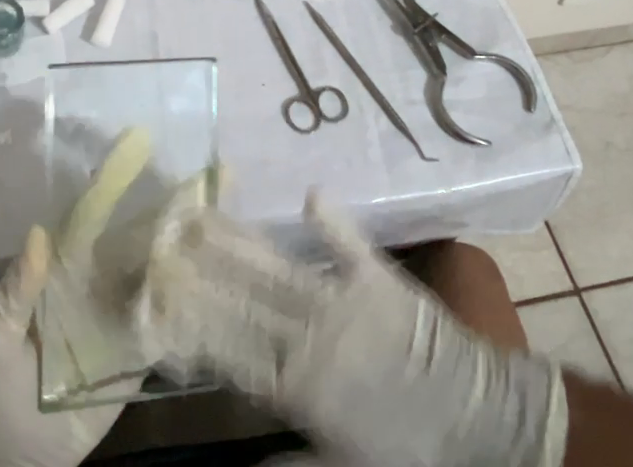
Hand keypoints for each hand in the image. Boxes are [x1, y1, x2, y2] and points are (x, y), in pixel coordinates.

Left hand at [0, 130, 208, 466]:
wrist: (13, 457)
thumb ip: (18, 292)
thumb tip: (38, 234)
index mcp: (64, 268)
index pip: (92, 214)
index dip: (115, 178)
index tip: (140, 141)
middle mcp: (99, 282)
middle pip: (143, 237)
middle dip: (178, 206)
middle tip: (219, 176)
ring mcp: (123, 316)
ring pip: (164, 273)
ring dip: (195, 249)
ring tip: (231, 224)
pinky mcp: (141, 354)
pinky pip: (171, 323)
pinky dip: (194, 305)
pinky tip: (223, 285)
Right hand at [141, 194, 565, 466]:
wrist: (478, 426)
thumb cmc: (407, 452)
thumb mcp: (342, 466)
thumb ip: (288, 464)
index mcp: (296, 385)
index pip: (227, 349)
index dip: (188, 323)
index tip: (154, 299)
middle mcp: (310, 336)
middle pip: (241, 298)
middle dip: (197, 269)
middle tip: (160, 237)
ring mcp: (344, 304)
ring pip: (278, 269)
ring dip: (238, 242)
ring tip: (201, 213)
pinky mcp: (381, 282)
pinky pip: (351, 247)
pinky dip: (333, 222)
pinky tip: (309, 193)